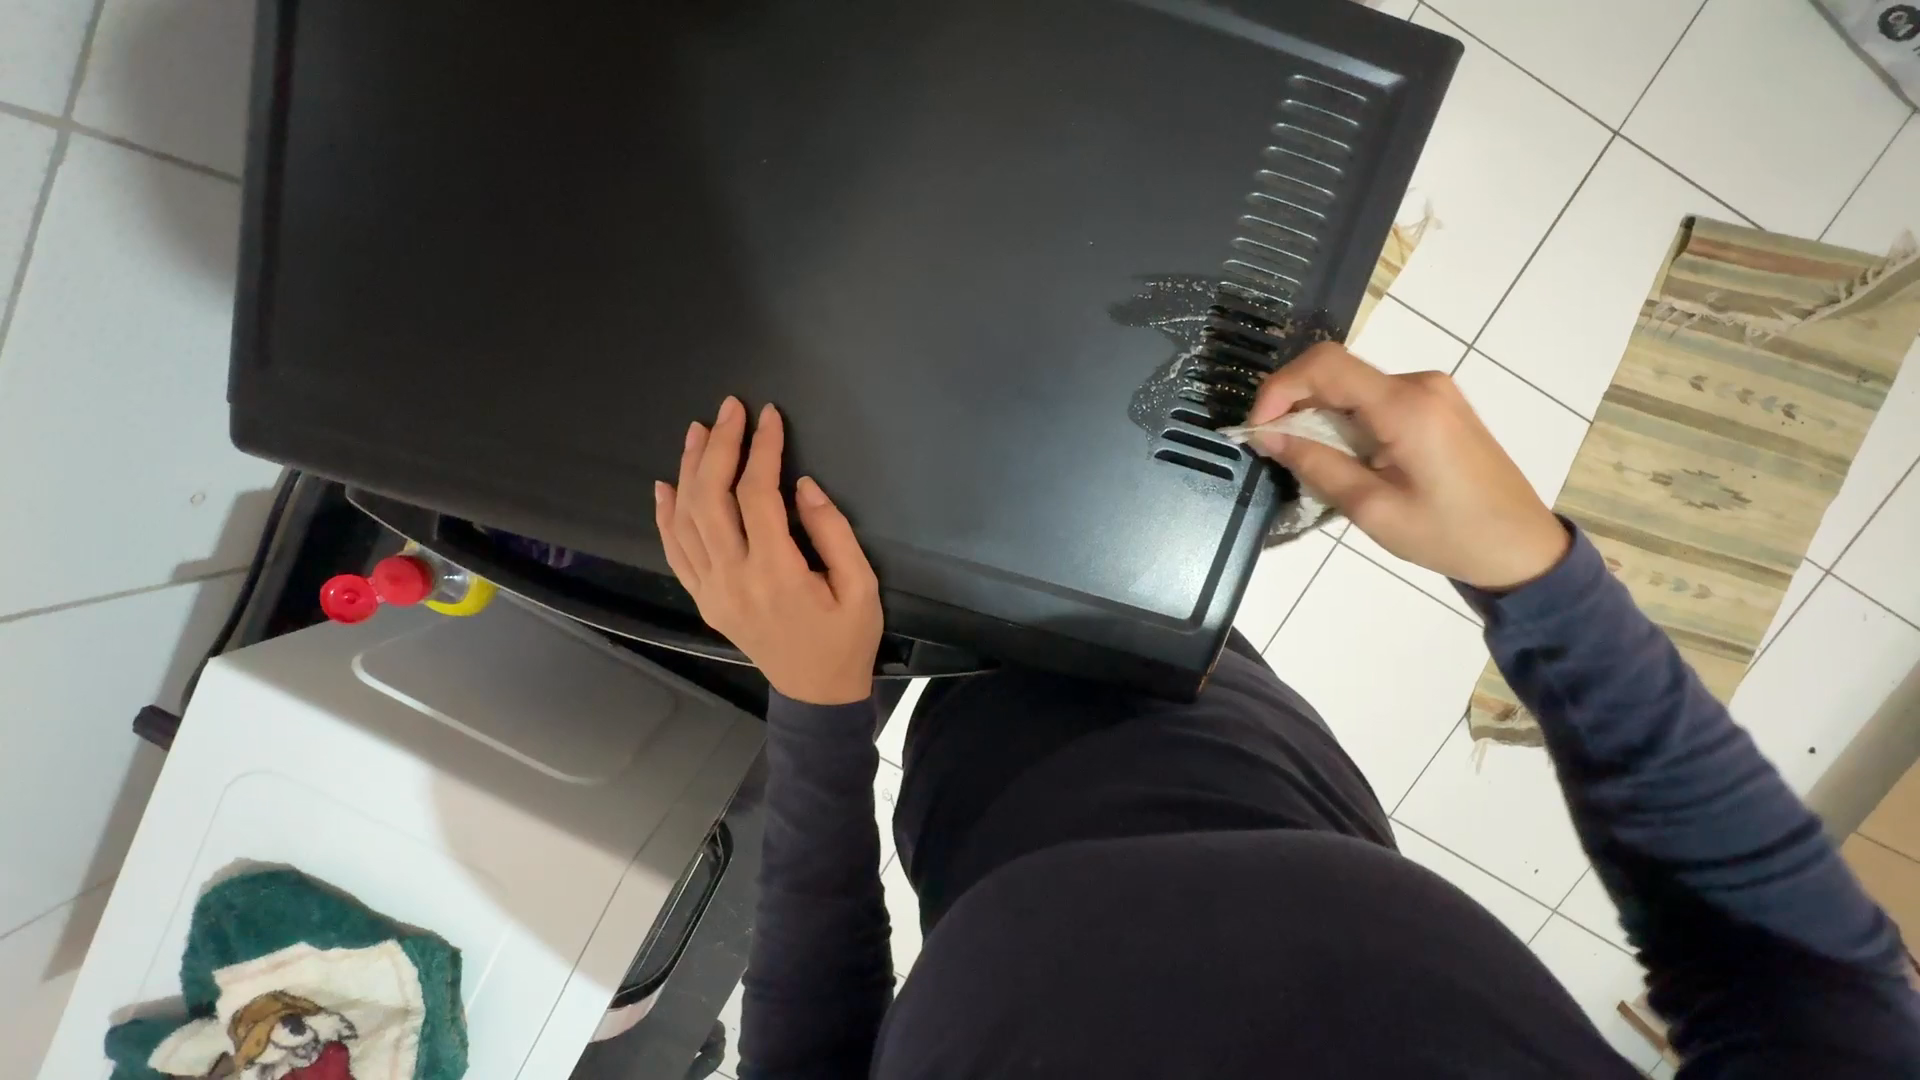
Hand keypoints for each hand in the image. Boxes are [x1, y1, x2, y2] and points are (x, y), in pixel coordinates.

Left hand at [654, 396, 883, 703]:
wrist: (816, 693)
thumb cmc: (846, 639)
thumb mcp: (862, 587)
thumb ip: (833, 531)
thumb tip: (801, 486)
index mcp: (776, 573)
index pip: (758, 495)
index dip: (763, 449)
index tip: (770, 416)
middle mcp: (733, 578)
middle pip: (711, 498)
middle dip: (719, 446)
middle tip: (730, 409)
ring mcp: (712, 591)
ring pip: (686, 519)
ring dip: (689, 470)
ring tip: (698, 431)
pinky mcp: (704, 599)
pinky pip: (674, 551)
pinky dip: (666, 515)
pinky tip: (667, 484)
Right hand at [1245, 343, 1570, 591]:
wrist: (1520, 545)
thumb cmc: (1448, 534)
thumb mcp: (1371, 508)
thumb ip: (1316, 464)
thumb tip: (1266, 435)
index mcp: (1406, 406)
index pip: (1325, 365)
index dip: (1279, 388)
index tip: (1259, 429)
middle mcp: (1419, 384)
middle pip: (1335, 372)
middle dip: (1293, 405)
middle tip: (1275, 449)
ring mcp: (1431, 391)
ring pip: (1350, 387)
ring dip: (1317, 416)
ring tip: (1308, 461)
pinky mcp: (1434, 404)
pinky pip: (1372, 400)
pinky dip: (1343, 421)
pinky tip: (1342, 458)